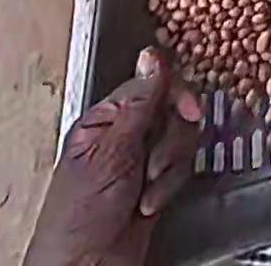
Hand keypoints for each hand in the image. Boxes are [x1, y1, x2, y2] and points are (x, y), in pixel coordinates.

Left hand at [23, 47, 202, 265]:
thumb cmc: (81, 215)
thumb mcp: (111, 152)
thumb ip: (139, 102)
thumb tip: (152, 55)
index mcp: (106, 119)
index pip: (152, 84)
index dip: (175, 94)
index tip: (190, 110)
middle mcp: (127, 133)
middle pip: (173, 109)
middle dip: (171, 138)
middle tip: (159, 162)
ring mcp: (143, 158)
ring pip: (181, 137)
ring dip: (170, 163)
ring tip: (148, 186)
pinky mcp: (157, 182)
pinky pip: (181, 166)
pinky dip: (170, 185)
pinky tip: (149, 203)